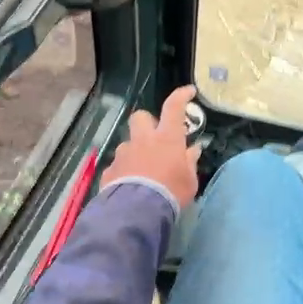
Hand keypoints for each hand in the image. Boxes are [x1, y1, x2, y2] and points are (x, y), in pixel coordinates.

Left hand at [101, 86, 202, 208]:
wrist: (137, 211)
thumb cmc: (171, 192)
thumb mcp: (189, 180)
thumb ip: (189, 162)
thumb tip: (192, 150)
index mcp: (167, 138)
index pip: (174, 107)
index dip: (181, 95)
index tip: (189, 91)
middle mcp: (143, 140)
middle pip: (140, 116)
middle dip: (147, 122)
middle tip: (155, 138)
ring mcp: (123, 154)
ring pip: (128, 143)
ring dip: (135, 152)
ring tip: (142, 171)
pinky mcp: (110, 170)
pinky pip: (118, 165)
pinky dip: (124, 171)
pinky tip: (130, 186)